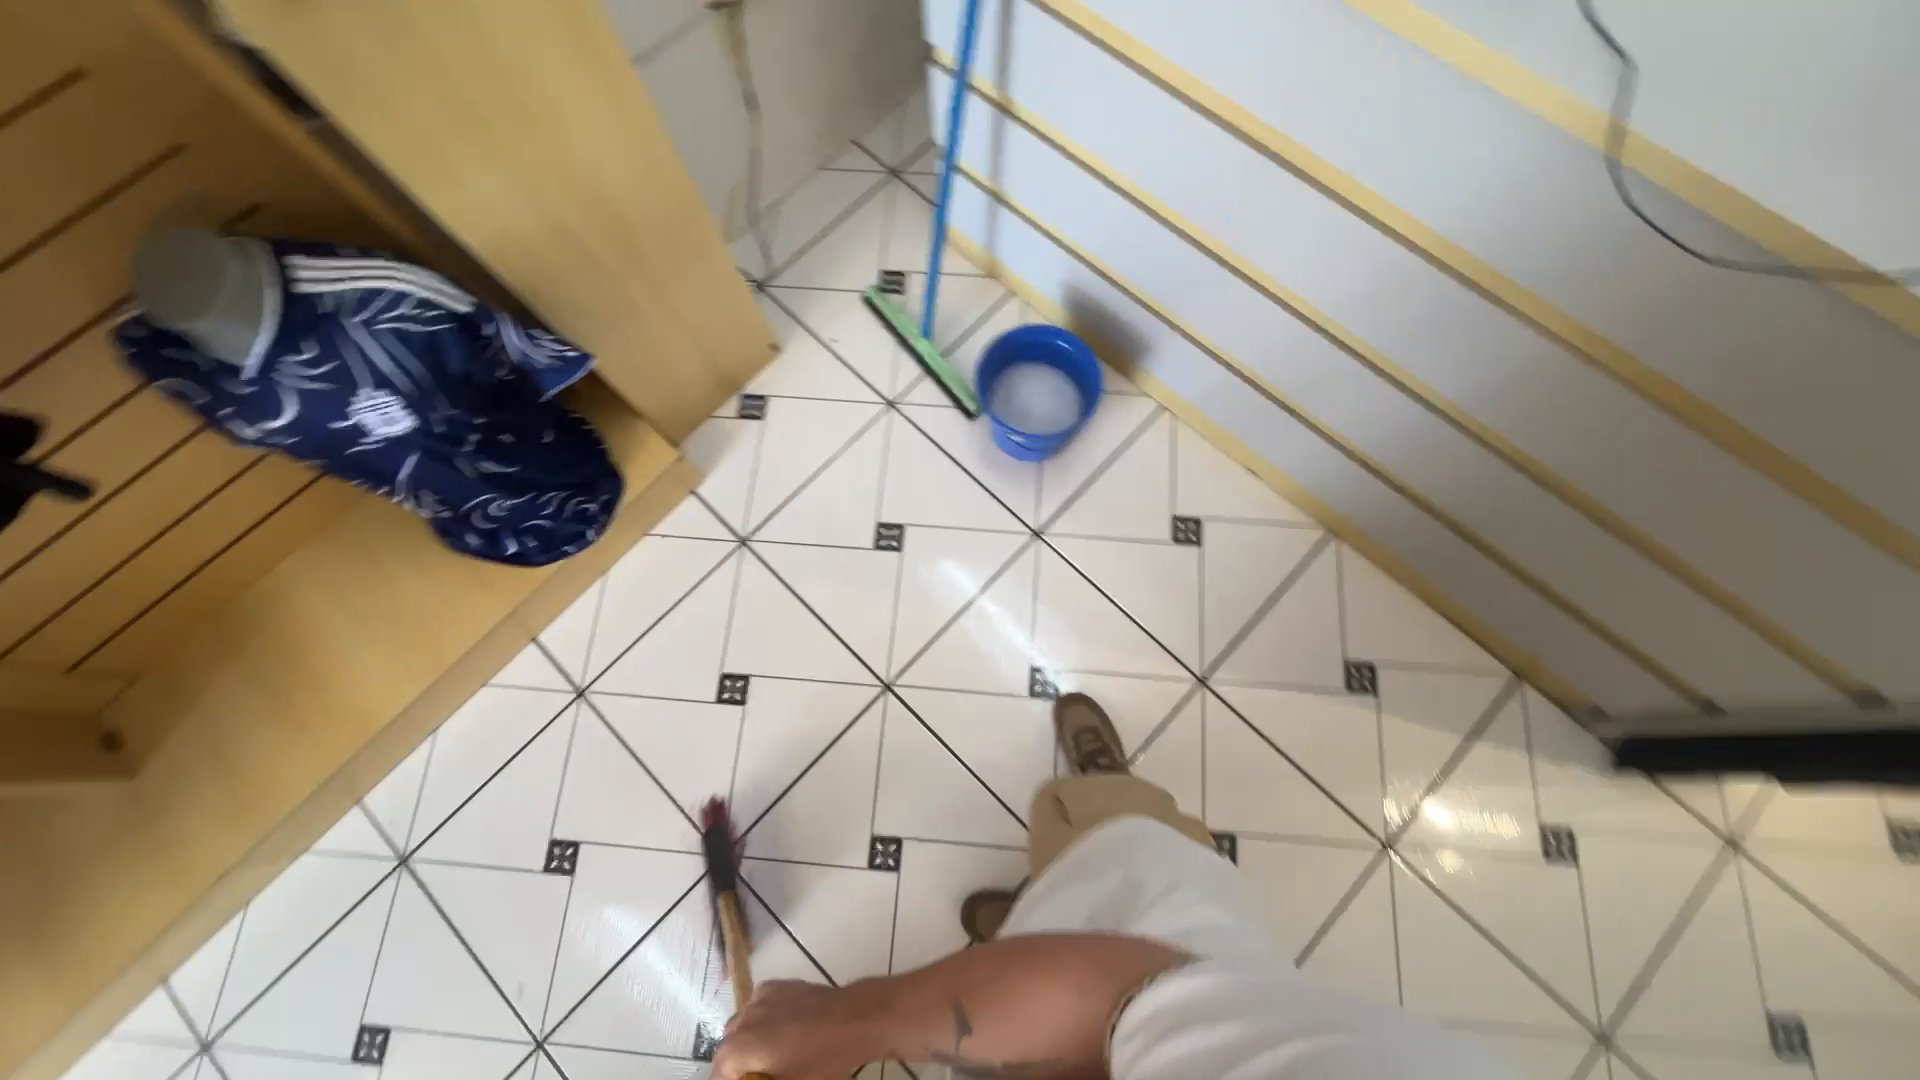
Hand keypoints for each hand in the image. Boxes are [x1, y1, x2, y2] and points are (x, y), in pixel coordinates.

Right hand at [710, 980, 880, 1079]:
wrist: (853, 1020)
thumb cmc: (821, 1060)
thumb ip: (763, 1079)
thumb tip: (759, 1075)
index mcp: (739, 1047)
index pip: (719, 1073)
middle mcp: (744, 1019)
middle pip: (727, 1047)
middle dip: (735, 1065)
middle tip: (755, 1075)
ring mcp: (761, 998)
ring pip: (741, 1024)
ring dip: (746, 1041)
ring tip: (765, 1056)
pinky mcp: (779, 985)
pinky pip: (758, 1005)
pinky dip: (760, 1019)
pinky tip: (778, 1030)